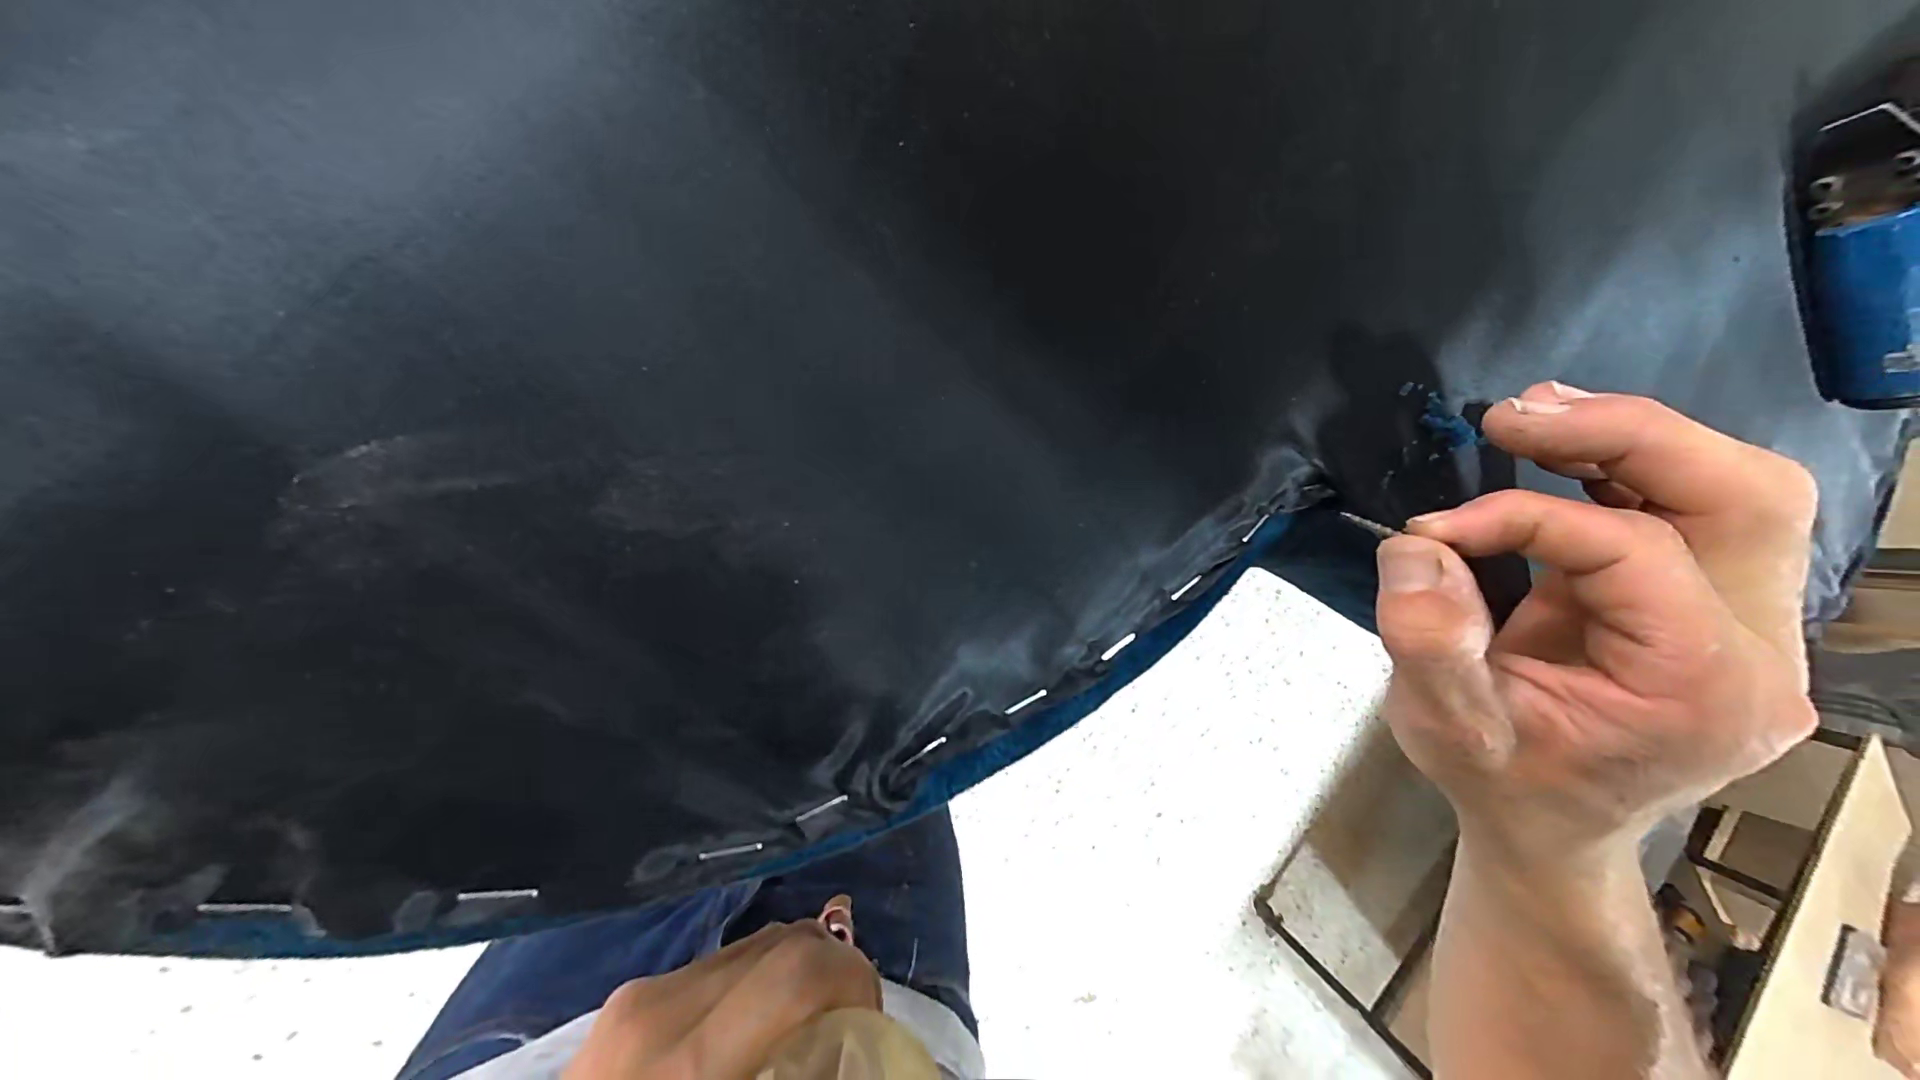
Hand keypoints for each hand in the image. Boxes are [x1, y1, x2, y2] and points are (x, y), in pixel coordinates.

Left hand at [563, 896, 883, 1079]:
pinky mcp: (626, 998)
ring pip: (754, 944)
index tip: (872, 1024)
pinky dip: (757, 985)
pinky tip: (753, 1028)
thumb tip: (860, 1050)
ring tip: (803, 1025)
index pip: (797, 971)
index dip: (855, 980)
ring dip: (797, 973)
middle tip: (849, 1022)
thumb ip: (803, 1073)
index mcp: (687, 1070)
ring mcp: (637, 997)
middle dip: (835, 969)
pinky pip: (719, 965)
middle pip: (782, 942)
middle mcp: (658, 1011)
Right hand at [1375, 383, 1818, 869]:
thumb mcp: (1443, 726)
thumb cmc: (1496, 782)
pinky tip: (1565, 456)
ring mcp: (1754, 628)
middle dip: (1625, 437)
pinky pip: (1697, 516)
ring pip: (1741, 492)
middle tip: (1516, 415)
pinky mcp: (1718, 610)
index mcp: (1698, 685)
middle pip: (1744, 497)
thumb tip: (1415, 547)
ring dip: (1633, 443)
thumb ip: (1427, 642)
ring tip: (1534, 420)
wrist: (1547, 826)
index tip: (1430, 528)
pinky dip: (1630, 472)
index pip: (1632, 552)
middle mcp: (1759, 650)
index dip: (1523, 518)